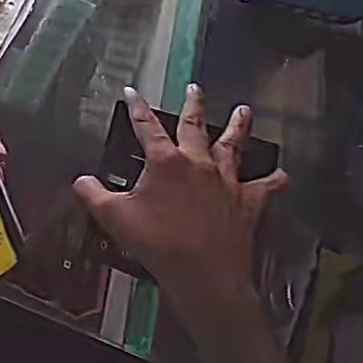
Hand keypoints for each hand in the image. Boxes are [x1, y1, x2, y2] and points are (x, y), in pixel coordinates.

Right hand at [73, 85, 286, 333]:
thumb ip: (92, 194)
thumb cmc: (157, 243)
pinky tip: (281, 173)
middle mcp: (198, 163)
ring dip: (238, 127)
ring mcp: (225, 181)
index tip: (133, 92)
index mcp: (165, 162)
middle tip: (195, 89)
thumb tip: (81, 181)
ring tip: (244, 111)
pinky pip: (264, 187)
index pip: (146, 126)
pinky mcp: (246, 202)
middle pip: (195, 125)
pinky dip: (273, 179)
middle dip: (193, 104)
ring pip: (233, 146)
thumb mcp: (112, 217)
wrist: (202, 273)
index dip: (137, 107)